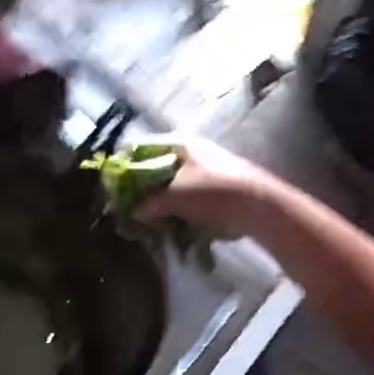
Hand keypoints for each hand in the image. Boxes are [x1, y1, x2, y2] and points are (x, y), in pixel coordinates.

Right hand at [135, 137, 287, 238]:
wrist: (259, 206)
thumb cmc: (214, 193)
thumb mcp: (175, 196)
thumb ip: (150, 202)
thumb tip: (135, 211)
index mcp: (180, 144)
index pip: (141, 146)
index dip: (124, 164)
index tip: (114, 185)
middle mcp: (192, 154)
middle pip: (156, 168)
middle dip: (143, 189)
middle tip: (131, 209)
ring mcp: (206, 172)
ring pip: (173, 187)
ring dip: (162, 205)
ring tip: (152, 224)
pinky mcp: (217, 192)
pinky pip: (189, 201)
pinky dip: (180, 214)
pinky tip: (175, 230)